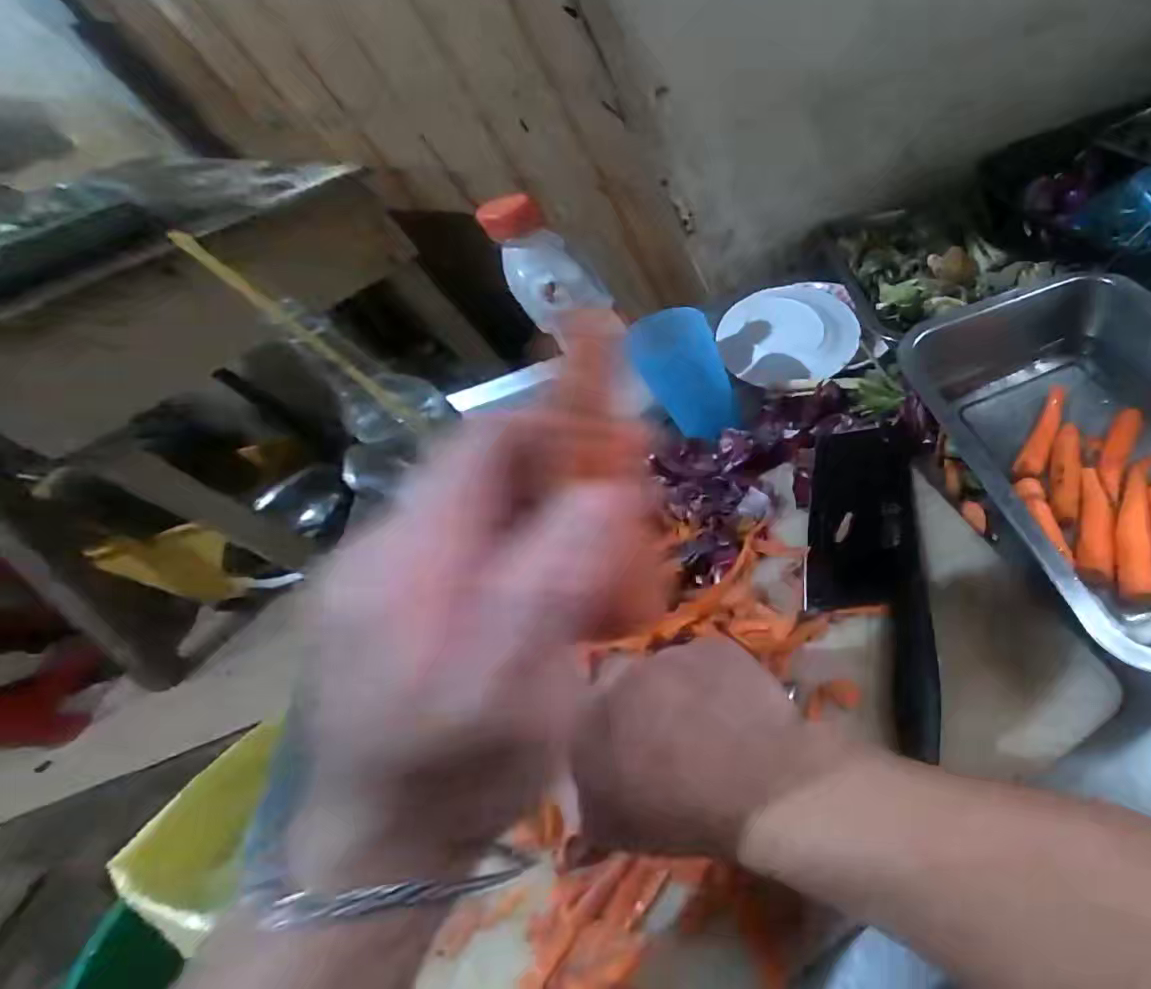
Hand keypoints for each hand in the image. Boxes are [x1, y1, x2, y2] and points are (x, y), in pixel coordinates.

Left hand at [287, 413, 661, 888]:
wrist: (383, 851)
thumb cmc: (448, 772)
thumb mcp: (506, 687)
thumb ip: (548, 585)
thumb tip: (608, 492)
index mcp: (411, 553)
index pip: (488, 440)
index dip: (565, 421)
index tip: (635, 438)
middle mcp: (409, 547)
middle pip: (511, 470)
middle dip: (588, 480)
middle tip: (646, 519)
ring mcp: (424, 574)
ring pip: (522, 509)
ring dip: (586, 524)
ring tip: (628, 577)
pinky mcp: (444, 599)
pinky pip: (518, 548)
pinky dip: (570, 557)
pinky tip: (596, 606)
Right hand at [573, 638, 867, 857]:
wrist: (759, 783)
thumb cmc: (680, 816)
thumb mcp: (611, 827)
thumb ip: (584, 799)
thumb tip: (580, 798)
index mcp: (584, 722)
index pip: (567, 693)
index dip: (588, 706)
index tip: (608, 726)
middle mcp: (624, 678)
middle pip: (619, 675)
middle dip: (633, 696)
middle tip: (659, 726)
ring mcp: (674, 656)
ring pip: (664, 665)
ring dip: (674, 685)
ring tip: (702, 715)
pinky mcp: (716, 647)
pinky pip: (704, 658)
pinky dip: (711, 675)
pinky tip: (730, 701)